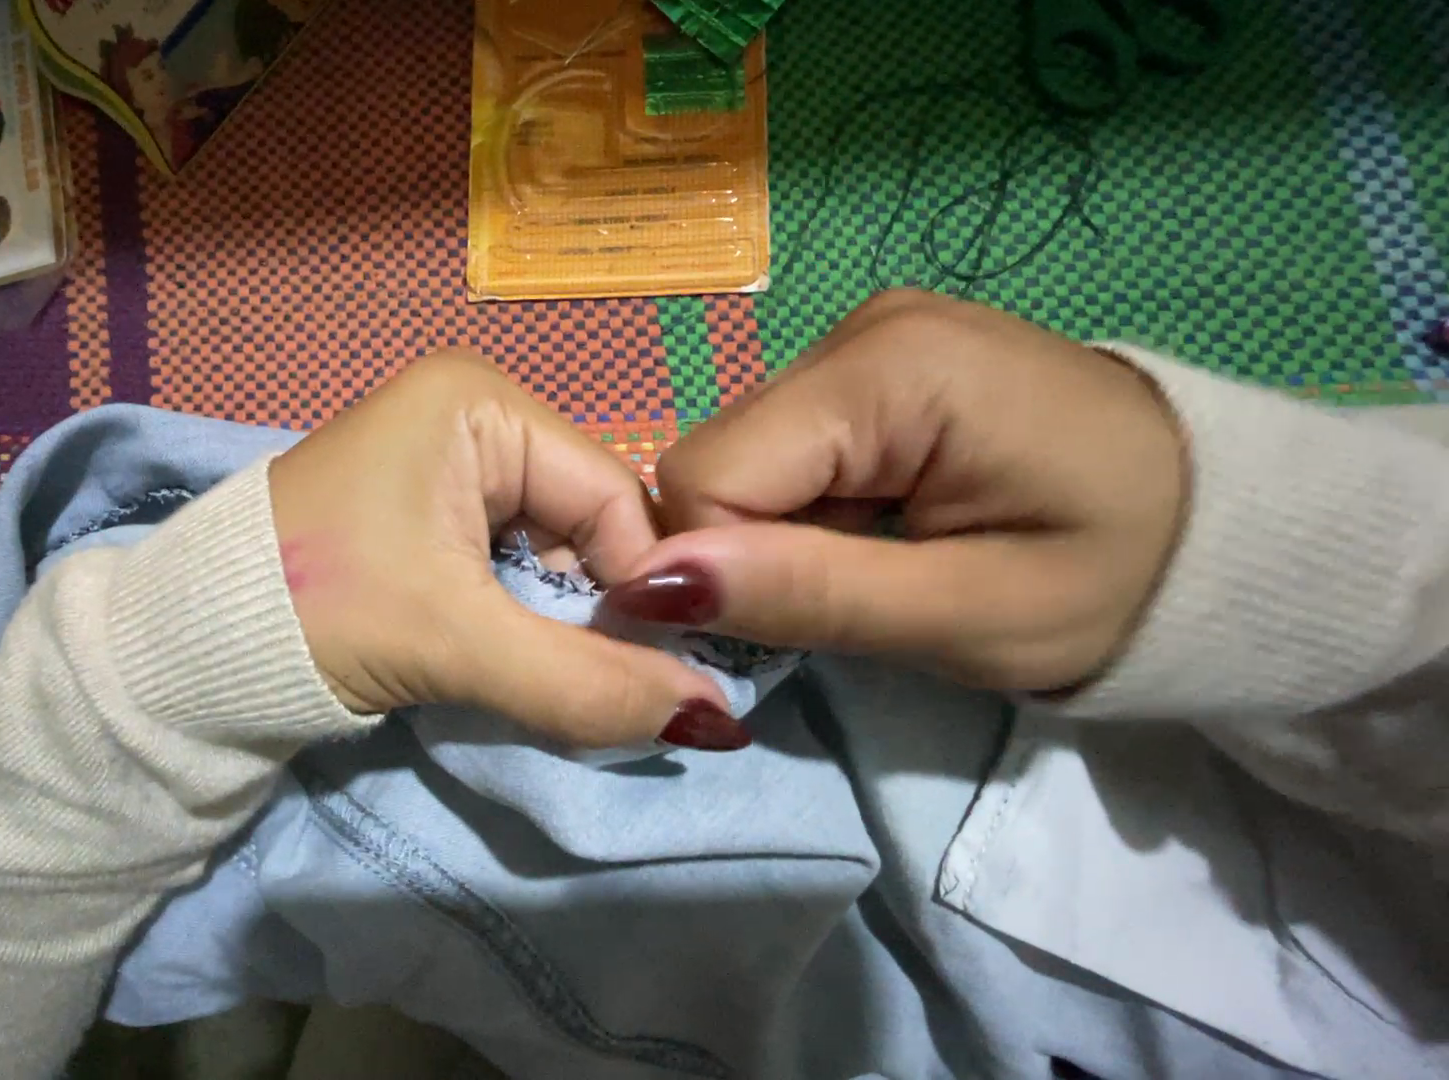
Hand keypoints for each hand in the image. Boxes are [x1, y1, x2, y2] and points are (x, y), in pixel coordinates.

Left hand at [269, 353, 743, 748]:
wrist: (189, 650)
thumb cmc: (315, 612)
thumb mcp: (455, 642)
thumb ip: (586, 683)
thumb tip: (717, 721)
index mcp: (478, 402)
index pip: (611, 492)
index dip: (642, 584)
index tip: (654, 666)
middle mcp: (470, 414)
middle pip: (586, 518)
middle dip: (596, 603)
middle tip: (596, 676)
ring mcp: (448, 460)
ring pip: (553, 545)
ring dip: (560, 615)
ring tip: (539, 666)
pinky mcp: (429, 508)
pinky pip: (512, 558)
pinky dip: (524, 612)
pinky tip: (508, 647)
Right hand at [600, 290, 1187, 691]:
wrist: (1222, 524)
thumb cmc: (1118, 580)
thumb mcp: (968, 617)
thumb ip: (809, 594)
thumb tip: (650, 585)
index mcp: (890, 369)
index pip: (708, 476)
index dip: (719, 562)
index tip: (788, 619)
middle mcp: (856, 329)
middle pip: (713, 460)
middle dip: (746, 545)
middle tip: (846, 589)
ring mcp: (857, 337)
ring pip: (735, 458)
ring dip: (772, 529)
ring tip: (869, 555)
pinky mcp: (862, 363)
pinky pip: (773, 448)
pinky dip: (796, 505)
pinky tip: (869, 521)